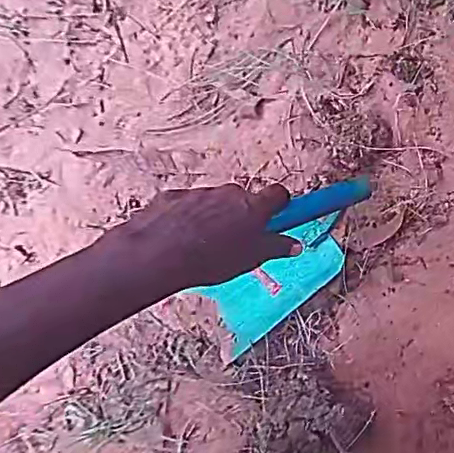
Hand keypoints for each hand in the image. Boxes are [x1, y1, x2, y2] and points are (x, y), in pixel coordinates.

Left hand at [95, 184, 300, 294]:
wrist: (159, 253)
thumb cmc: (210, 258)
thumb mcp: (252, 258)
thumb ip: (276, 248)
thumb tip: (294, 246)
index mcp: (254, 206)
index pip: (279, 194)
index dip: (281, 205)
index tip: (280, 215)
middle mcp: (229, 193)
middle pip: (245, 199)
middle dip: (244, 215)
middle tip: (240, 240)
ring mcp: (200, 193)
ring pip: (215, 203)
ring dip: (215, 218)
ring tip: (207, 247)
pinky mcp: (174, 197)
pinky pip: (188, 206)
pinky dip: (189, 218)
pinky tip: (183, 240)